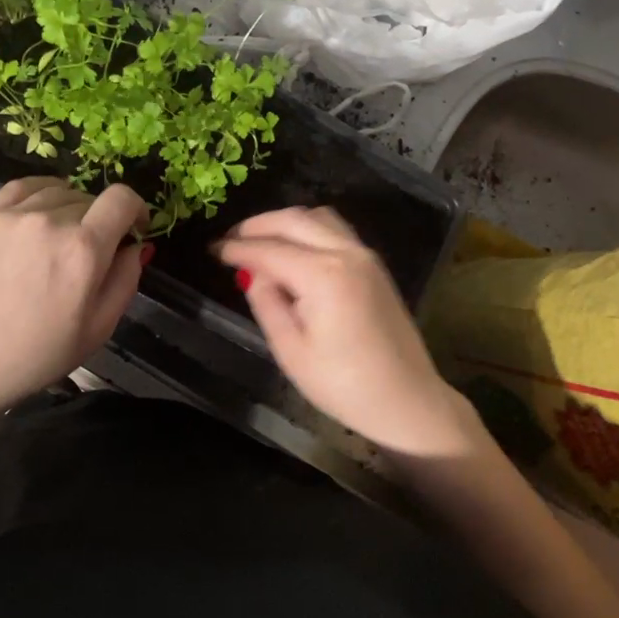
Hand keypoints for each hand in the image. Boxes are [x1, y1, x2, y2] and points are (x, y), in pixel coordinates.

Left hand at [0, 177, 149, 419]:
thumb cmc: (36, 355)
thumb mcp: (98, 330)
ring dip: (69, 209)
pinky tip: (38, 214)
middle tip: (90, 251)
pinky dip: (40, 194)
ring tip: (59, 238)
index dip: (136, 210)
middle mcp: (50, 220)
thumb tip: (136, 246)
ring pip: (57, 192)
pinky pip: (22, 188)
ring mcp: (12, 215)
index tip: (133, 228)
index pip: (122, 200)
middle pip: (90, 199)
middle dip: (100, 221)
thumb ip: (126, 280)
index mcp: (84, 250)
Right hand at [215, 207, 478, 455]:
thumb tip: (252, 273)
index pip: (269, 250)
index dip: (236, 248)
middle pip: (294, 220)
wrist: (406, 400)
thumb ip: (266, 303)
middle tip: (229, 239)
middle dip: (257, 226)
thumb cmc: (343, 385)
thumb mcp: (290, 350)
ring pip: (318, 217)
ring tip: (259, 242)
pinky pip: (335, 230)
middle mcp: (346, 253)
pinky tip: (292, 250)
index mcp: (322, 275)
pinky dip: (308, 229)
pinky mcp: (374, 266)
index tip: (211, 249)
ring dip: (285, 223)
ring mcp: (365, 256)